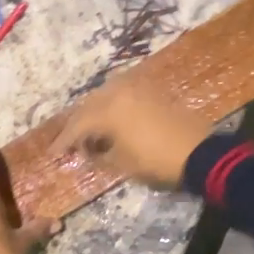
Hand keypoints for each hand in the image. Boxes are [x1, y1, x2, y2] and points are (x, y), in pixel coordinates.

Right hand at [52, 78, 213, 189]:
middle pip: (88, 105)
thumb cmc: (156, 162)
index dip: (63, 141)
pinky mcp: (153, 91)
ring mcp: (138, 88)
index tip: (53, 154)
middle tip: (70, 142)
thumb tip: (88, 152)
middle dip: (77, 124)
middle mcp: (118, 92)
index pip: (76, 125)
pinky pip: (123, 94)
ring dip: (95, 112)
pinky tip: (113, 120)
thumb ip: (98, 156)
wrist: (200, 153)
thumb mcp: (122, 164)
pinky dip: (113, 106)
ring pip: (105, 95)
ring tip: (91, 131)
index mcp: (107, 110)